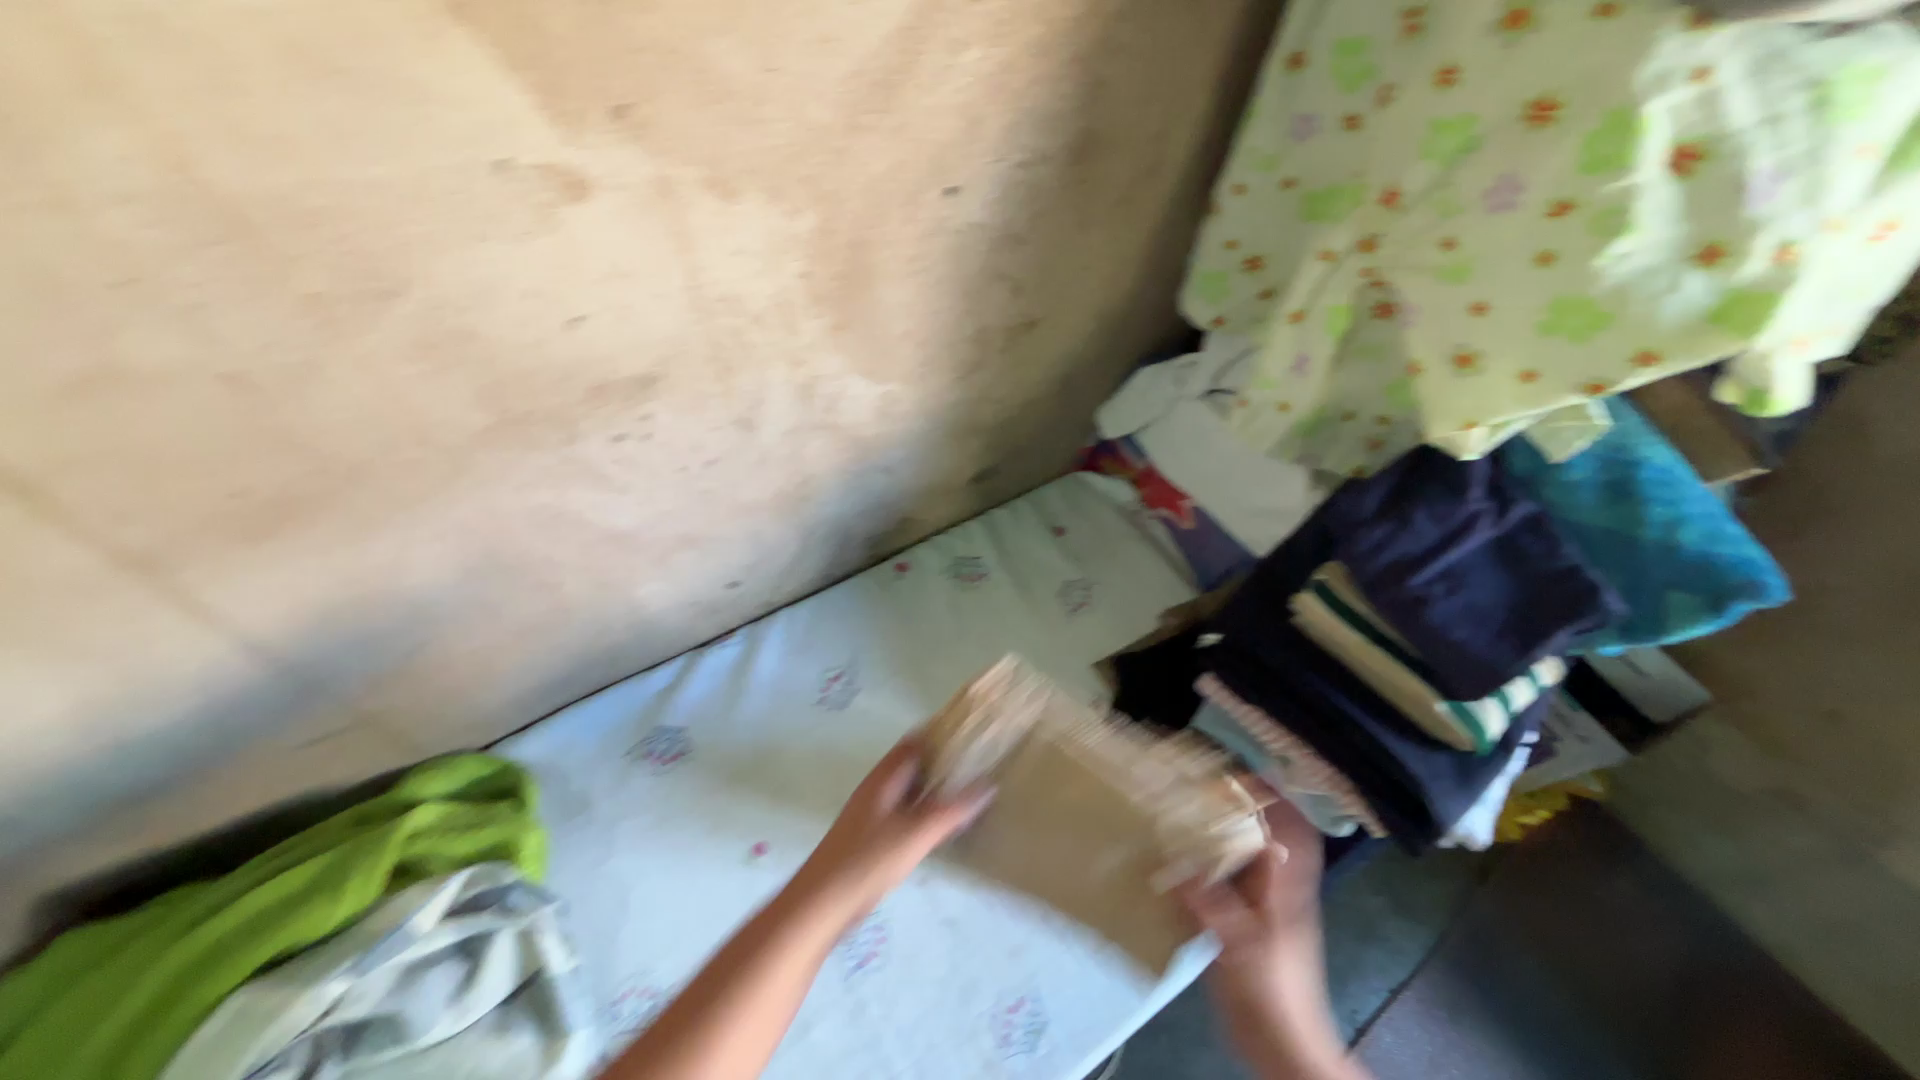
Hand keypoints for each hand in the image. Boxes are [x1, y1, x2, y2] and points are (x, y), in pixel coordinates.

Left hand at [790, 736, 994, 920]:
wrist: (822, 903)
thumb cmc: (868, 860)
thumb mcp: (917, 833)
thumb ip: (952, 810)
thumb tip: (987, 785)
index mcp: (884, 778)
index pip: (915, 742)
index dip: (942, 735)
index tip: (973, 736)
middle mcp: (877, 790)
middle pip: (914, 766)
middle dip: (944, 764)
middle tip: (981, 767)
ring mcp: (873, 814)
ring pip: (910, 792)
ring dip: (936, 791)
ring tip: (971, 795)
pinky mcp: (872, 838)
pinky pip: (906, 815)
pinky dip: (926, 814)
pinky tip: (945, 828)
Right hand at [1178, 801, 1362, 1079]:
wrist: (1285, 1050)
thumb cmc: (1273, 994)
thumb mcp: (1241, 945)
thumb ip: (1213, 903)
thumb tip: (1180, 863)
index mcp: (1287, 891)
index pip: (1291, 831)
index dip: (1275, 799)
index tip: (1242, 773)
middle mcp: (1278, 895)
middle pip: (1266, 841)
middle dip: (1241, 812)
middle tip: (1201, 791)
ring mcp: (1263, 915)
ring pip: (1245, 865)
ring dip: (1221, 842)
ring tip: (1184, 822)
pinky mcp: (1244, 935)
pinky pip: (1226, 892)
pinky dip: (1205, 877)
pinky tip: (1177, 875)